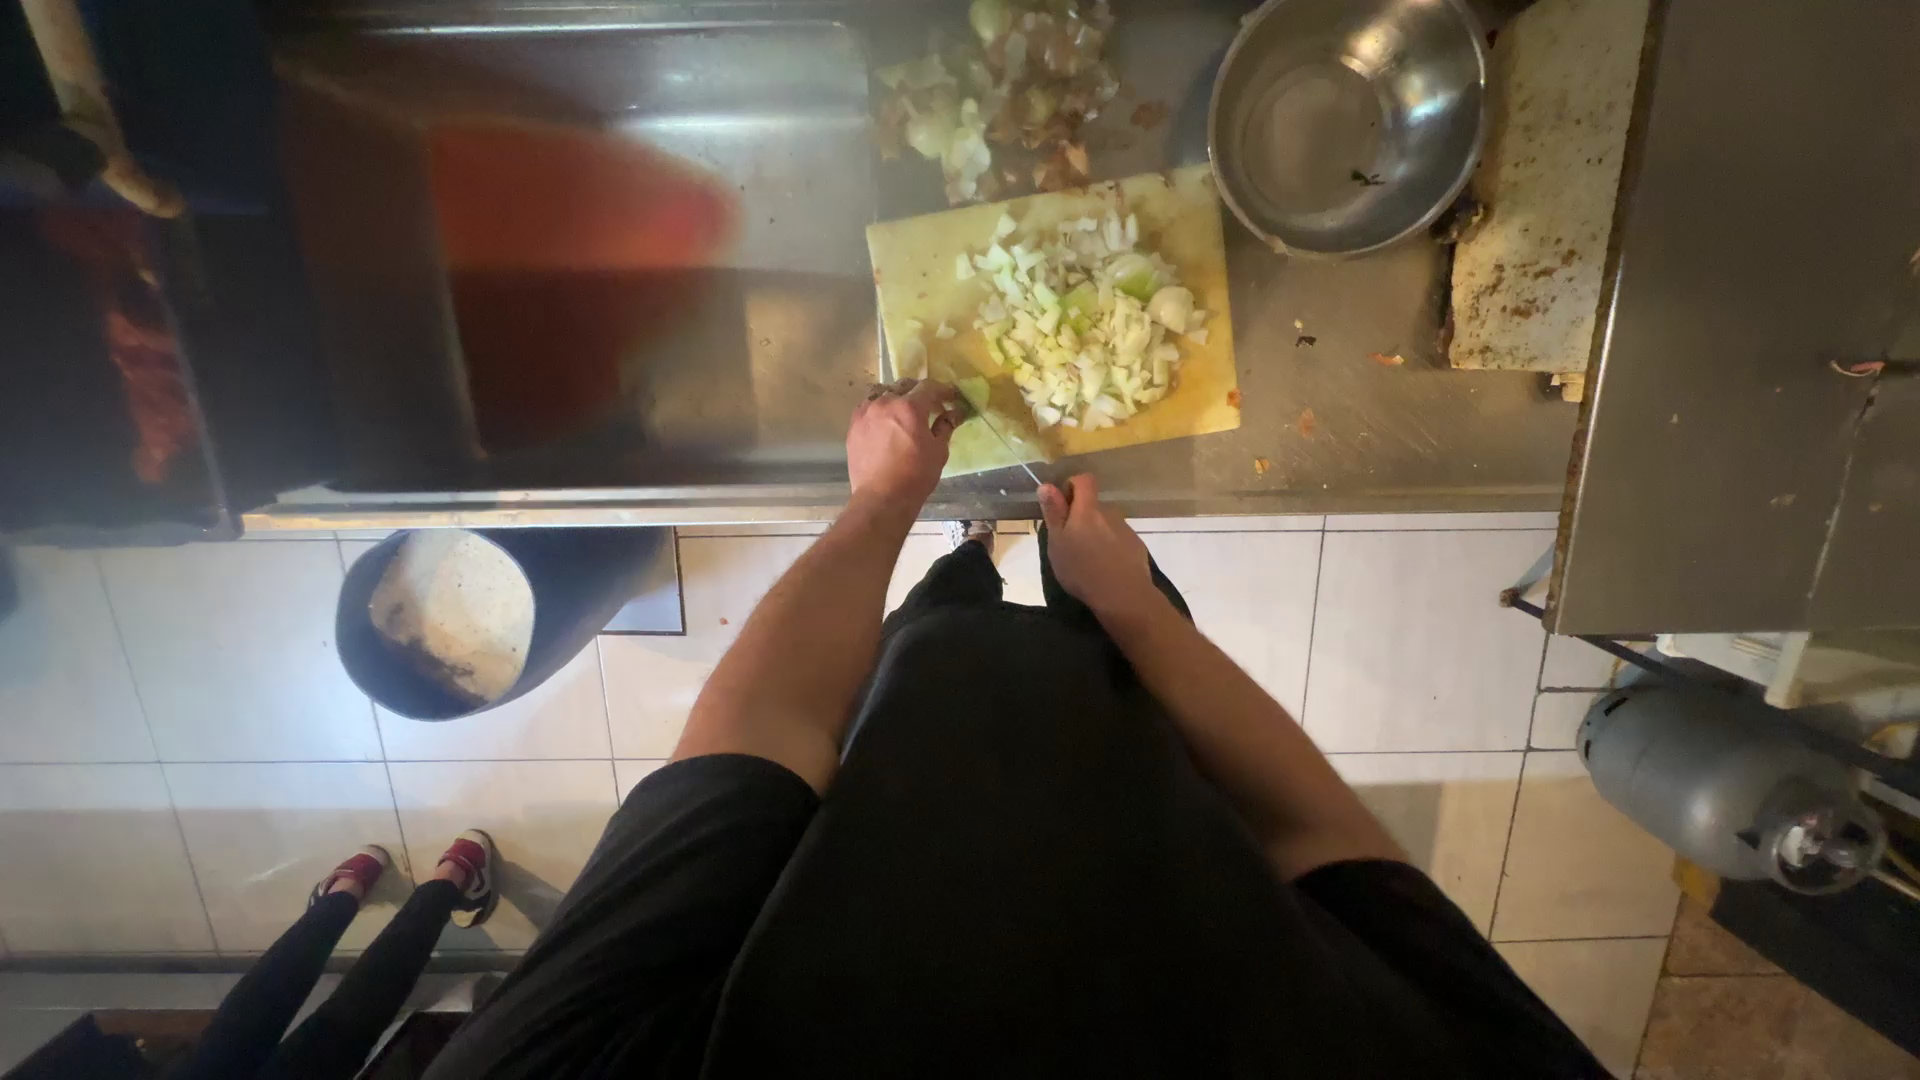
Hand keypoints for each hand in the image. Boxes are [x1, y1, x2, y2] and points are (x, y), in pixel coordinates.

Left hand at [847, 379, 960, 509]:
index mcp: (910, 407)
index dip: (943, 390)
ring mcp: (866, 412)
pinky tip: (884, 421)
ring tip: (902, 409)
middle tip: (929, 405)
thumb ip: (945, 426)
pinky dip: (878, 407)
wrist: (882, 497)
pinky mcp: (854, 425)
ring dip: (895, 396)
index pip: (929, 387)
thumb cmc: (916, 476)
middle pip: (904, 385)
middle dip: (919, 392)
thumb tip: (955, 412)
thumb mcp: (938, 451)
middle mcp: (886, 402)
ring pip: (882, 392)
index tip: (951, 397)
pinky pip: (867, 406)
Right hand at [1038, 474, 1161, 619]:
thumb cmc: (1082, 569)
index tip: (1063, 506)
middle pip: (1094, 506)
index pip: (1084, 480)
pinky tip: (1106, 568)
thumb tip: (1047, 485)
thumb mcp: (1057, 543)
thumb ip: (1054, 513)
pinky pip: (1118, 539)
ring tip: (1089, 560)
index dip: (1072, 486)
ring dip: (1096, 534)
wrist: (1123, 595)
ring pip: (1106, 524)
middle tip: (1071, 543)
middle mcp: (1109, 513)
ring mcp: (1125, 529)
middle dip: (1082, 517)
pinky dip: (1111, 547)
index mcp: (1087, 510)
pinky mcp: (1136, 545)